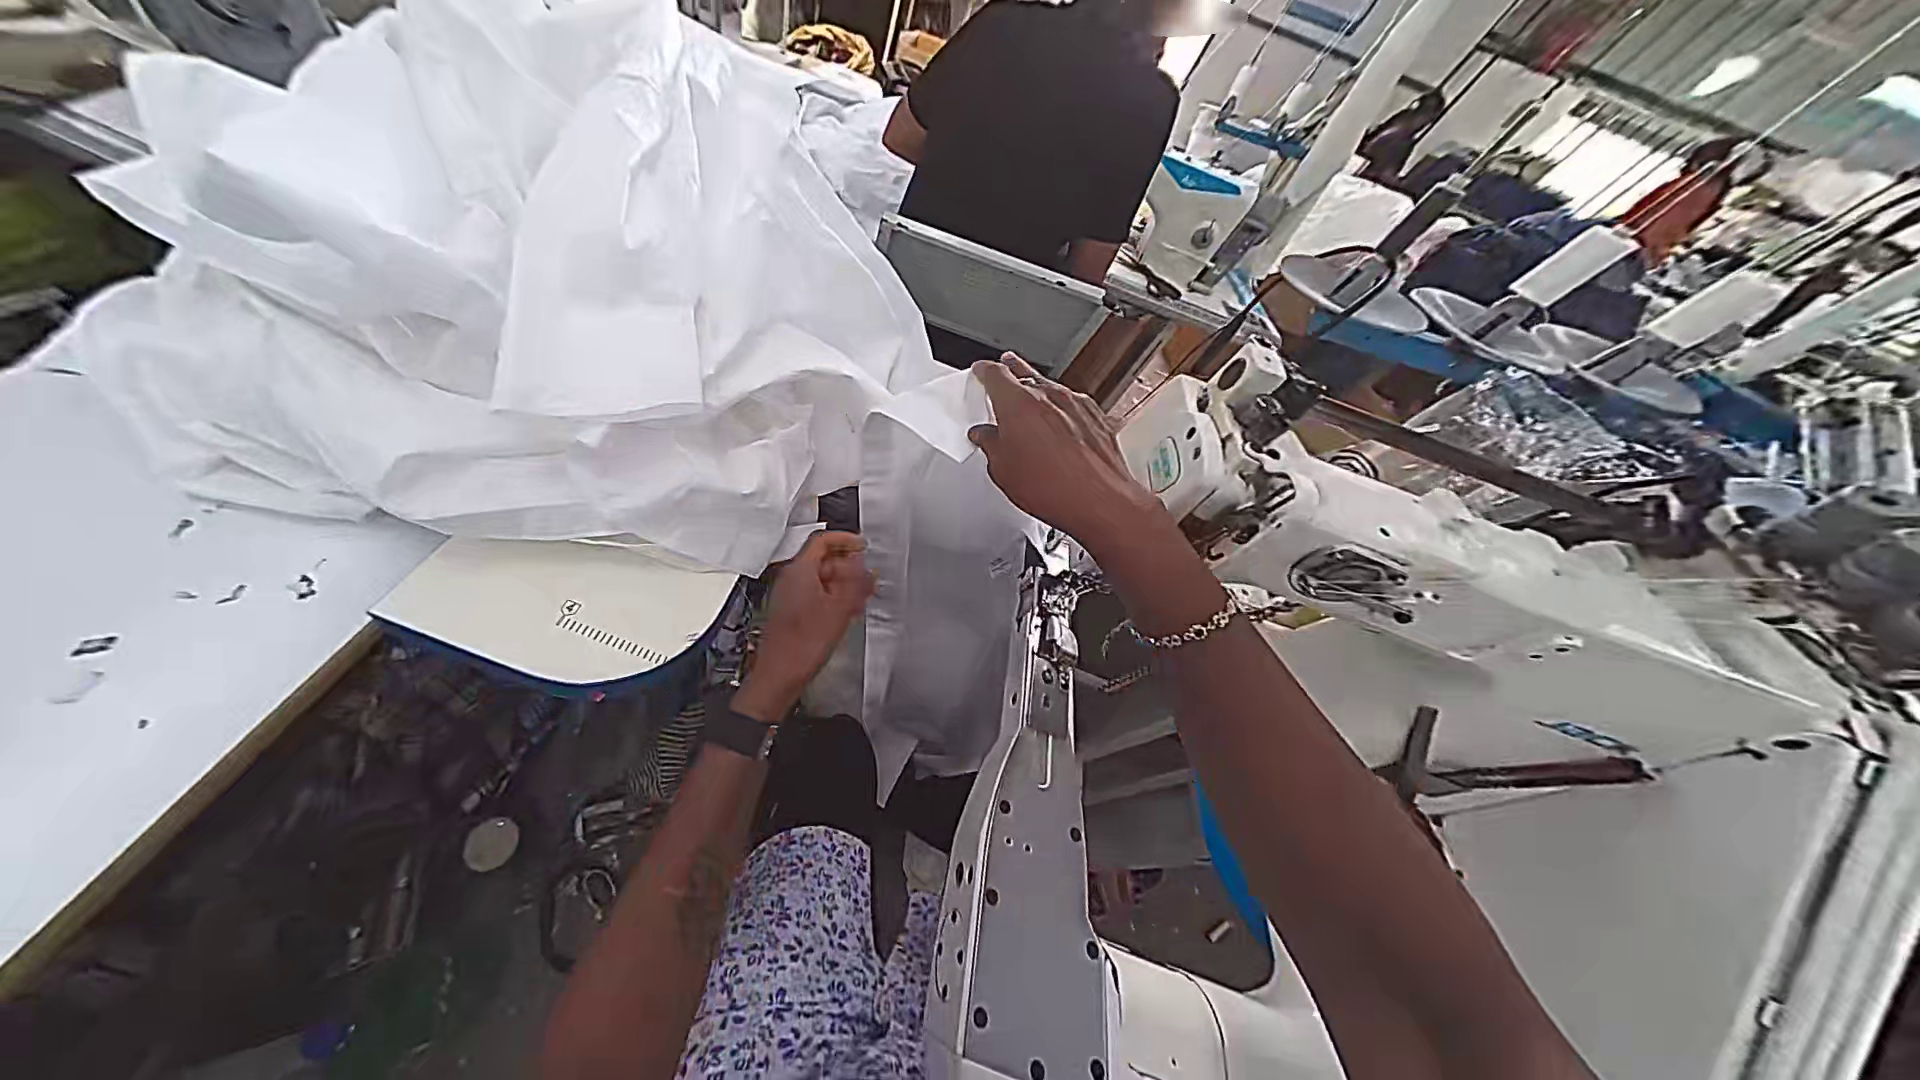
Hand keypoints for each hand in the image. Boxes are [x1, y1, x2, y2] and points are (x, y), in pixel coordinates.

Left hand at [733, 531, 874, 721]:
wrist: (781, 674)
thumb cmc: (801, 645)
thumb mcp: (840, 607)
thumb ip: (854, 580)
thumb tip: (862, 563)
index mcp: (799, 571)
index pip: (823, 540)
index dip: (845, 539)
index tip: (861, 544)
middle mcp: (790, 579)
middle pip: (822, 559)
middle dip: (848, 565)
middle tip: (867, 575)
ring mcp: (789, 595)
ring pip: (820, 577)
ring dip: (842, 582)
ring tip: (861, 594)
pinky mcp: (791, 611)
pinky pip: (815, 593)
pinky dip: (833, 595)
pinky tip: (846, 610)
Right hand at [967, 353, 1168, 557]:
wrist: (1100, 502)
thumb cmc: (1054, 487)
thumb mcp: (1003, 470)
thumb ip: (990, 444)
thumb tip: (986, 436)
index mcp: (1017, 402)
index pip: (995, 374)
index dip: (984, 371)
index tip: (981, 372)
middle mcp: (1049, 395)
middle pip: (1025, 373)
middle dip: (1012, 372)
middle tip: (1004, 373)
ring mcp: (1076, 404)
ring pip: (1051, 388)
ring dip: (1038, 392)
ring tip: (1029, 407)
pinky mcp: (1097, 417)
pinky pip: (1074, 405)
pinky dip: (1062, 410)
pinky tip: (1058, 427)